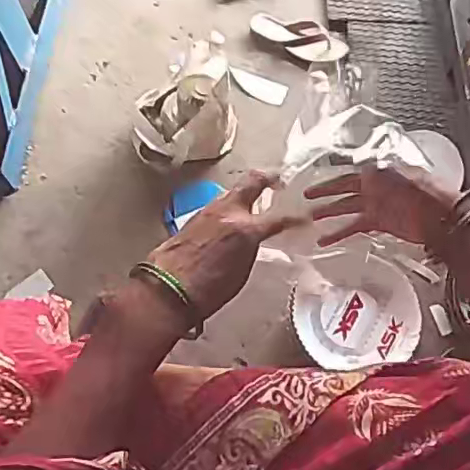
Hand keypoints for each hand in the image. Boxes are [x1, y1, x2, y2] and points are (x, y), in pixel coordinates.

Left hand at [146, 171, 303, 321]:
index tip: (303, 218)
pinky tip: (231, 218)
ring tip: (254, 201)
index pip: (279, 219)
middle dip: (269, 178)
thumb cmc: (207, 291)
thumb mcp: (242, 272)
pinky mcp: (194, 218)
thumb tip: (254, 241)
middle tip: (278, 181)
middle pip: (252, 182)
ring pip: (232, 192)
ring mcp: (208, 212)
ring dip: (245, 193)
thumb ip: (252, 248)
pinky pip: (218, 205)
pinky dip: (229, 207)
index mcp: (246, 229)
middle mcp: (228, 213)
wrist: (167, 290)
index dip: (295, 219)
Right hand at [304, 165, 460, 249]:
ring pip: (347, 209)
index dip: (328, 184)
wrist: (441, 216)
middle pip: (343, 192)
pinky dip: (340, 233)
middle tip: (307, 199)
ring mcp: (377, 206)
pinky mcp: (380, 222)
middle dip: (325, 195)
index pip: (346, 178)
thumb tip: (364, 170)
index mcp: (378, 174)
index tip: (312, 188)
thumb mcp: (401, 176)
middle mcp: (374, 188)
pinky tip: (327, 239)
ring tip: (312, 219)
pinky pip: (355, 227)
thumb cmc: (425, 193)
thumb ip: (380, 174)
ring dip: (330, 214)